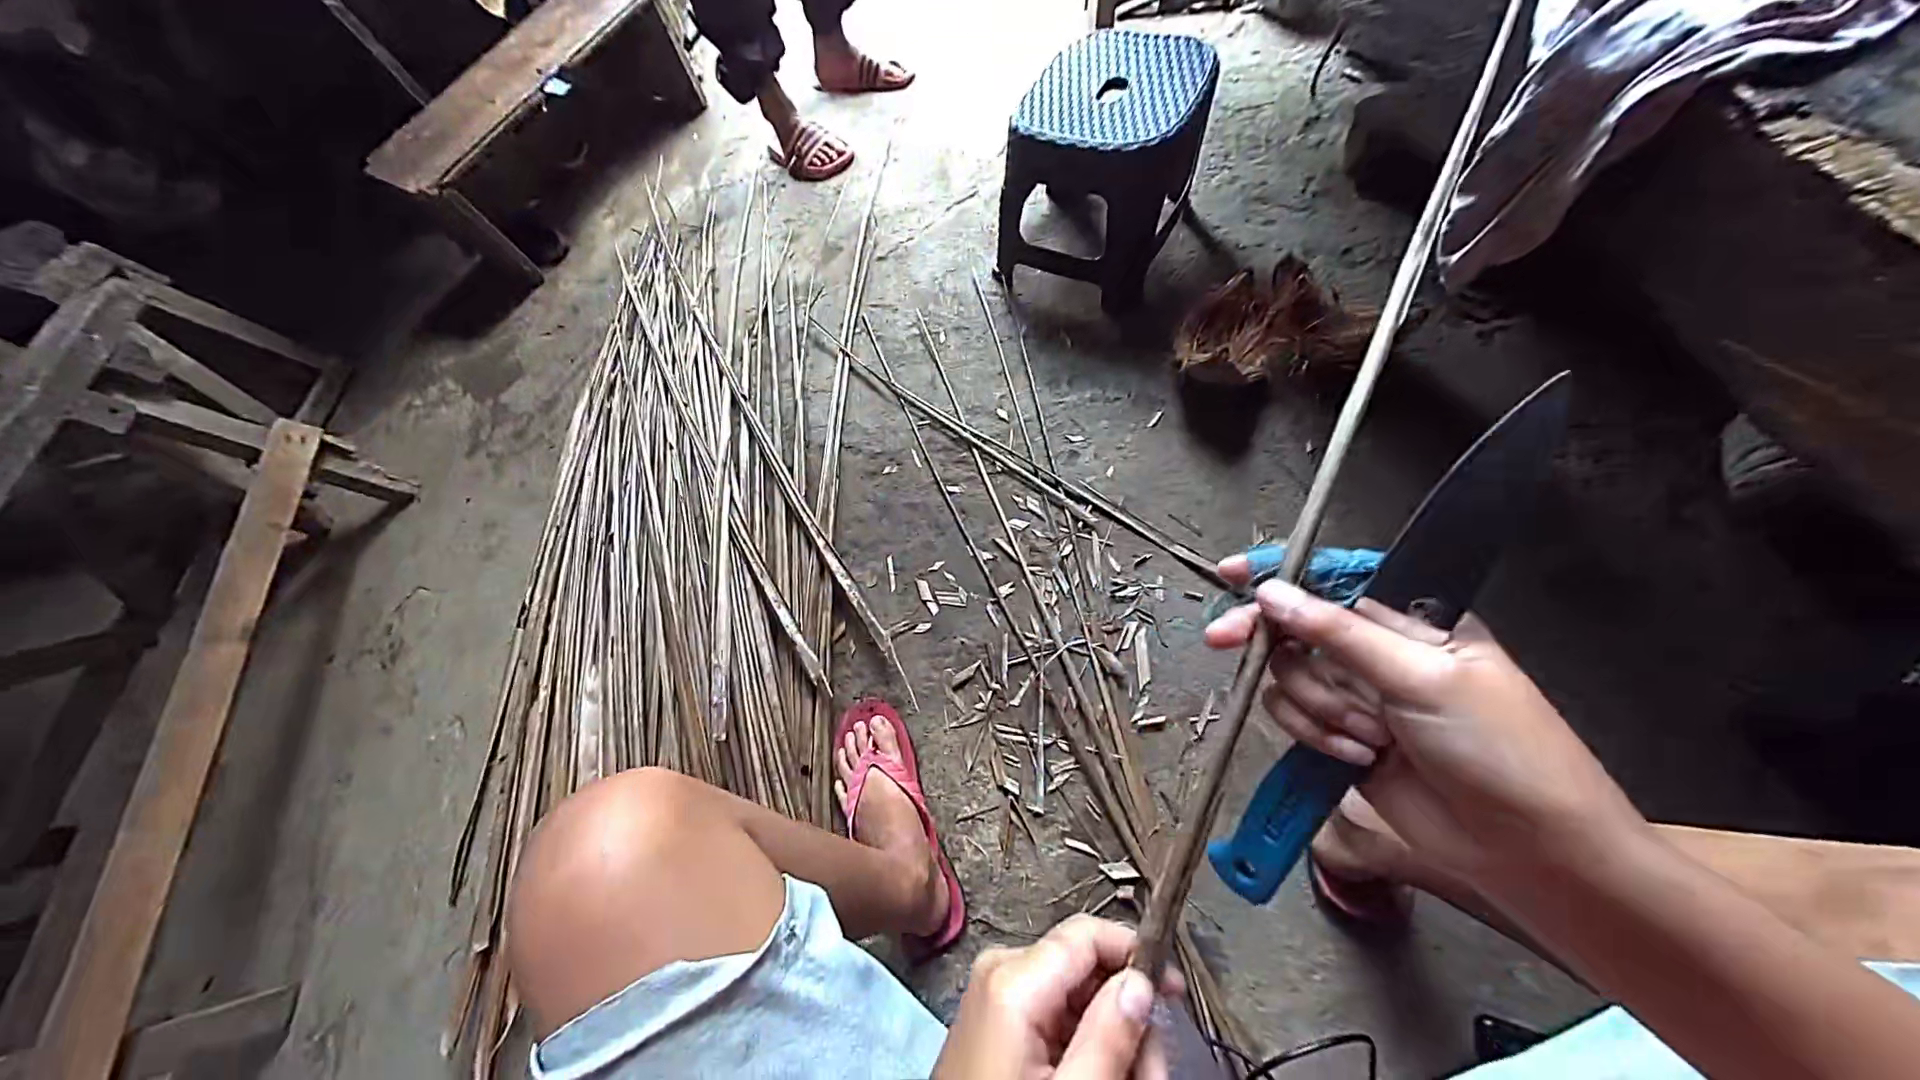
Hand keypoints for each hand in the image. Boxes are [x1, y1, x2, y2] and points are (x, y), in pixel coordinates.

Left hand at [933, 915, 1182, 1079]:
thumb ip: (1108, 1037)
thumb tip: (1141, 981)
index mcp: (1013, 979)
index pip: (1087, 933)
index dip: (1135, 953)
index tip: (1174, 992)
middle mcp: (1001, 969)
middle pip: (1086, 967)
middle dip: (1126, 1017)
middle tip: (1151, 1075)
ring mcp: (996, 990)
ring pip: (1076, 994)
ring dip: (1111, 1037)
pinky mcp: (997, 1014)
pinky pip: (1054, 1012)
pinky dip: (1084, 1044)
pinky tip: (1099, 1078)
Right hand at [1203, 559, 1647, 891]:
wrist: (1527, 850)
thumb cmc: (1499, 749)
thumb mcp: (1422, 678)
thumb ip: (1340, 633)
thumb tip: (1271, 593)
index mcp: (1408, 621)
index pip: (1331, 581)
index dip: (1281, 574)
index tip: (1233, 575)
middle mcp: (1374, 652)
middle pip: (1294, 626)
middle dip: (1263, 636)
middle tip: (1221, 640)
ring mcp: (1354, 695)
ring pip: (1288, 676)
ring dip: (1319, 706)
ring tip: (1371, 736)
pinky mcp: (1336, 736)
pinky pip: (1293, 717)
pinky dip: (1316, 735)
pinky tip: (1360, 756)